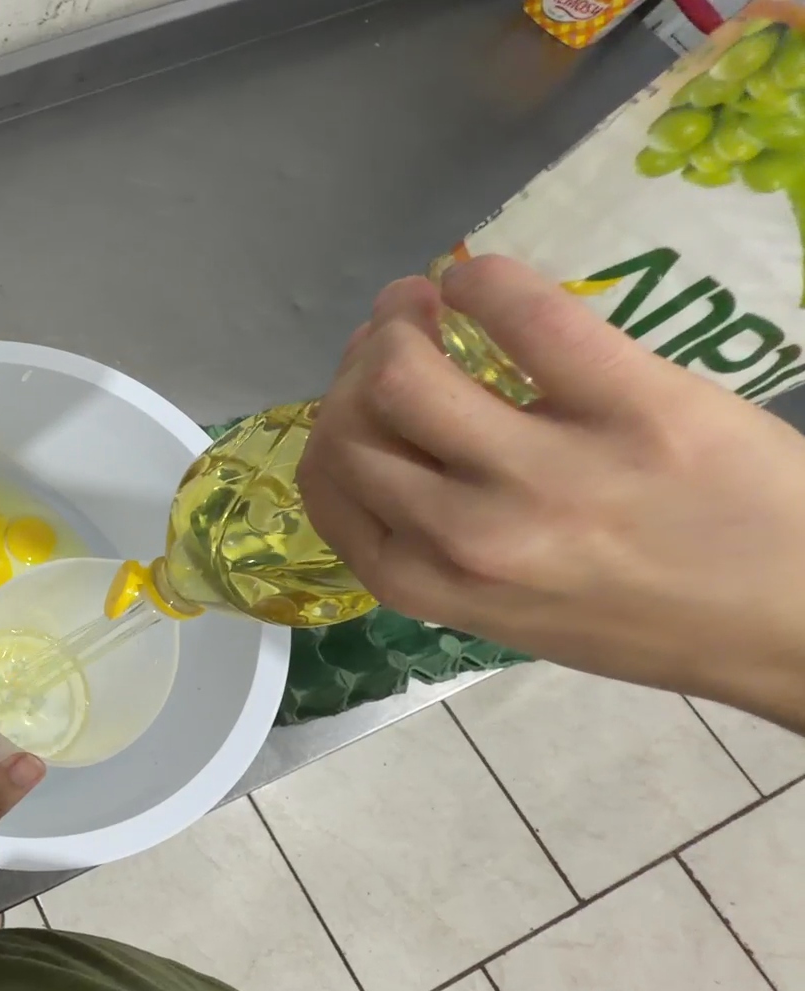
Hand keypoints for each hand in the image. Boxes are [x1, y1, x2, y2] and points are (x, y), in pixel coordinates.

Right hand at [299, 255, 804, 727]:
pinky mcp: (636, 409)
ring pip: (399, 373)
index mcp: (421, 581)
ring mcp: (545, 473)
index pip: (323, 479)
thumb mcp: (484, 604)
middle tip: (386, 337)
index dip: (327, 422)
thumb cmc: (633, 615)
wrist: (802, 621)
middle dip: (353, 368)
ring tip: (419, 304)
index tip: (350, 392)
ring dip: (395, 322)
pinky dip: (482, 283)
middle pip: (348, 422)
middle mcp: (463, 534)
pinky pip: (527, 320)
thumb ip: (410, 533)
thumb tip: (367, 426)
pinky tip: (474, 280)